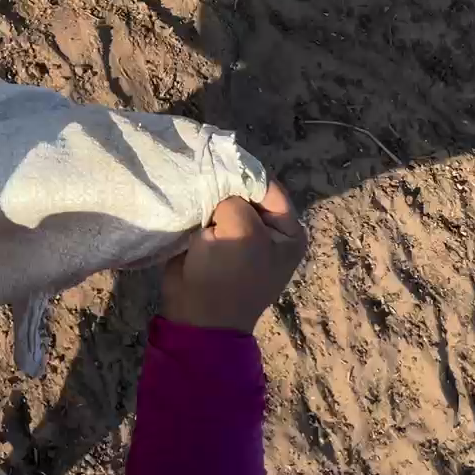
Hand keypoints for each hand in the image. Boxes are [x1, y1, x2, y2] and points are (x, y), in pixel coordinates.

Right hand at [161, 182, 307, 332]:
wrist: (197, 313)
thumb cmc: (228, 275)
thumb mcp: (244, 231)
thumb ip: (235, 198)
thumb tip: (218, 189)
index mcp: (287, 231)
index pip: (265, 184)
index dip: (241, 172)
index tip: (215, 160)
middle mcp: (267, 229)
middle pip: (243, 190)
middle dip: (222, 181)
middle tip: (200, 171)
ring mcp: (239, 234)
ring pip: (222, 198)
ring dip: (207, 193)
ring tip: (191, 184)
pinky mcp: (214, 238)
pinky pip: (207, 211)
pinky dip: (197, 204)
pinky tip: (187, 199)